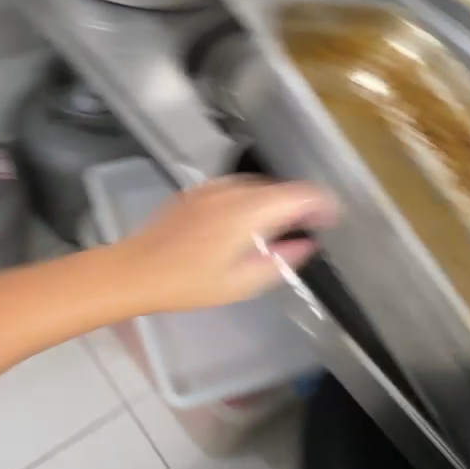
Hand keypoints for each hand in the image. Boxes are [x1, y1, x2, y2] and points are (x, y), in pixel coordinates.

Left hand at [111, 176, 338, 313]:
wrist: (136, 270)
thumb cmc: (189, 283)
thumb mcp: (241, 283)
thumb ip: (279, 261)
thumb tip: (305, 245)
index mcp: (249, 212)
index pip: (298, 195)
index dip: (321, 203)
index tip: (333, 217)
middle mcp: (232, 191)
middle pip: (278, 187)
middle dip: (299, 201)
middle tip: (313, 222)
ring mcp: (211, 188)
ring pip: (255, 185)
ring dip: (274, 199)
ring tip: (284, 222)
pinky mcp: (195, 192)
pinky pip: (234, 188)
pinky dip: (251, 198)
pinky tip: (248, 218)